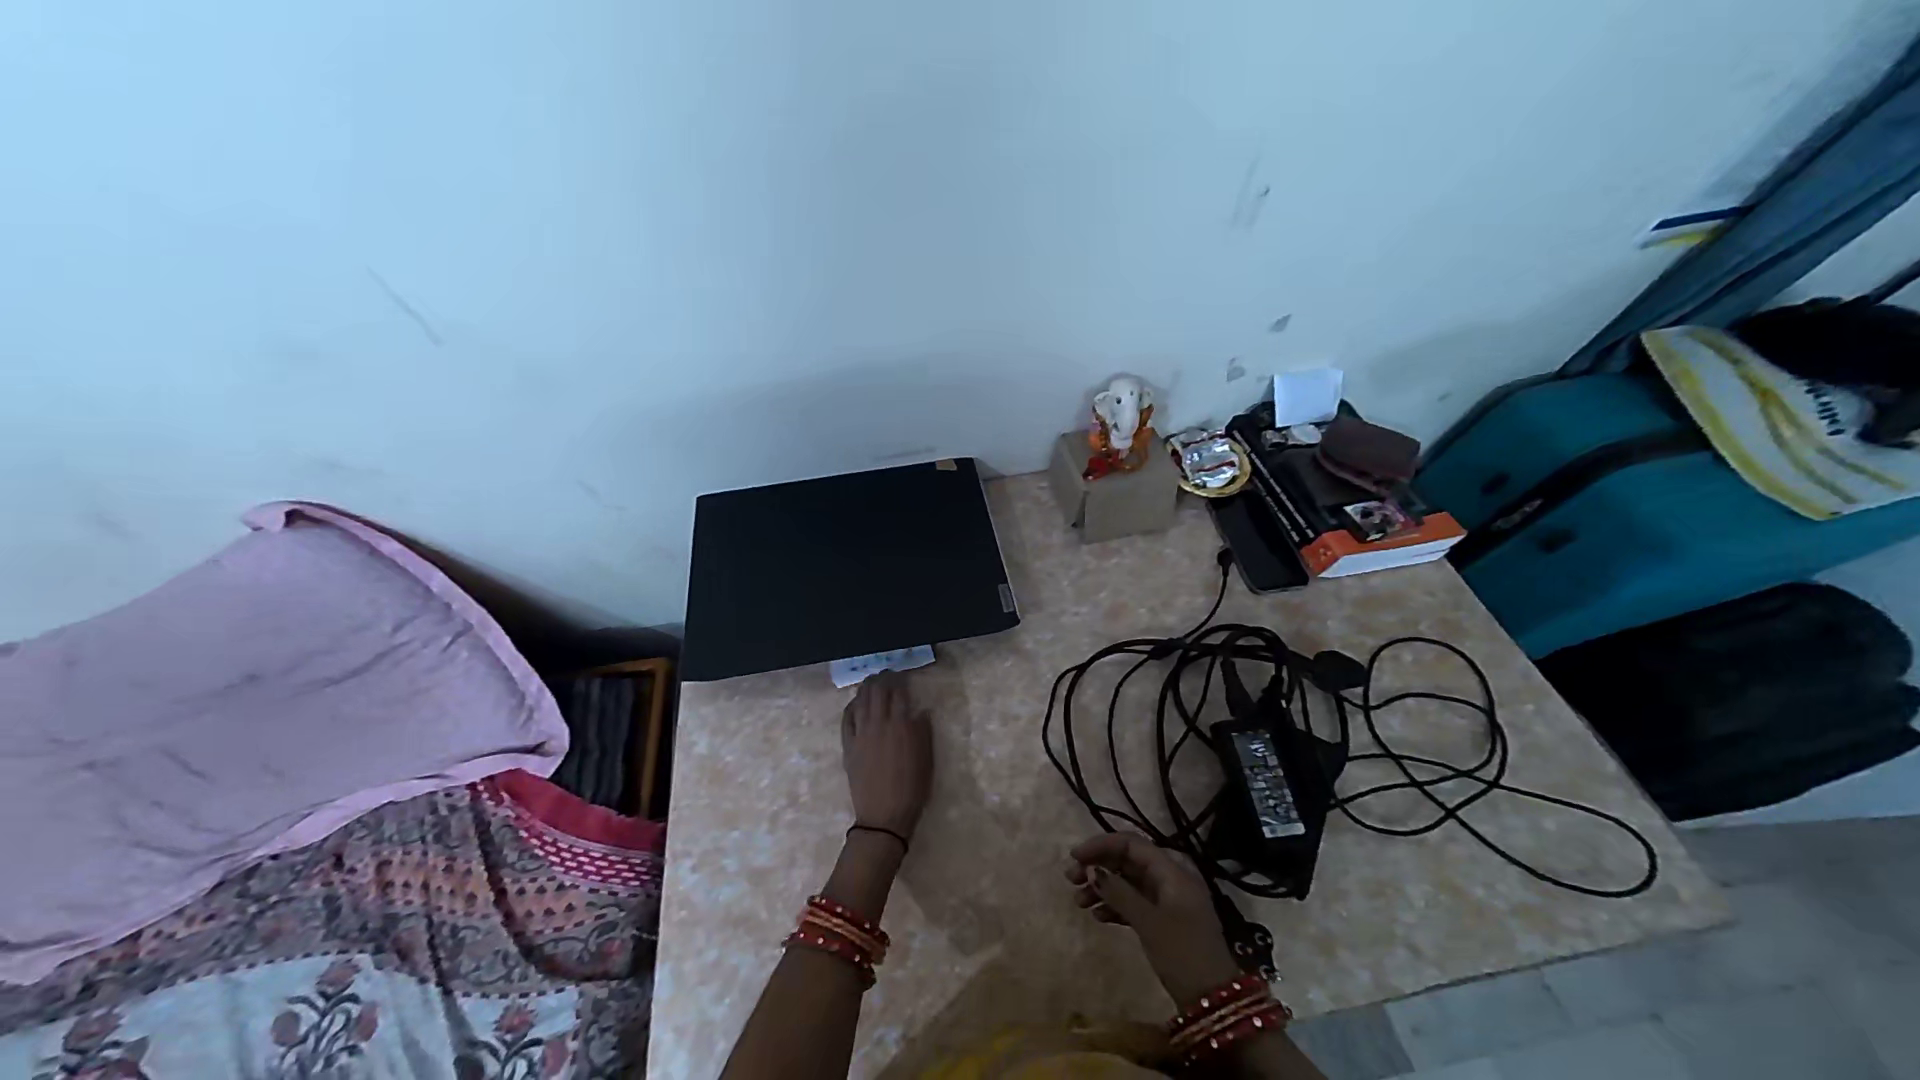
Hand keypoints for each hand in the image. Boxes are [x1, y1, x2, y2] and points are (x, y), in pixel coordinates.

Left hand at [840, 672, 933, 839]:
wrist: (884, 816)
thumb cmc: (912, 789)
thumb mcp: (927, 759)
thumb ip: (924, 732)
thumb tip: (921, 711)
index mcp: (903, 725)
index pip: (899, 693)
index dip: (900, 680)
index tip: (902, 674)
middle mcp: (880, 724)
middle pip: (878, 692)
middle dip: (882, 678)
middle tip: (886, 672)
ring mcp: (861, 734)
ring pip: (861, 701)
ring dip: (866, 687)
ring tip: (870, 680)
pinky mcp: (848, 746)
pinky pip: (847, 719)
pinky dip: (851, 706)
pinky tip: (855, 702)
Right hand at [1066, 832, 1242, 1007]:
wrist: (1213, 1001)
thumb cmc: (1183, 954)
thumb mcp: (1148, 922)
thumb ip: (1119, 892)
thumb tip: (1092, 870)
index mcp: (1172, 872)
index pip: (1132, 844)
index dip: (1102, 845)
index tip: (1075, 857)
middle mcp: (1170, 880)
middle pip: (1129, 861)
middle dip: (1099, 866)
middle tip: (1070, 879)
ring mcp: (1168, 901)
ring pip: (1129, 882)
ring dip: (1103, 888)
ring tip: (1079, 902)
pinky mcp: (1164, 921)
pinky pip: (1134, 903)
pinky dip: (1115, 906)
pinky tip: (1098, 916)